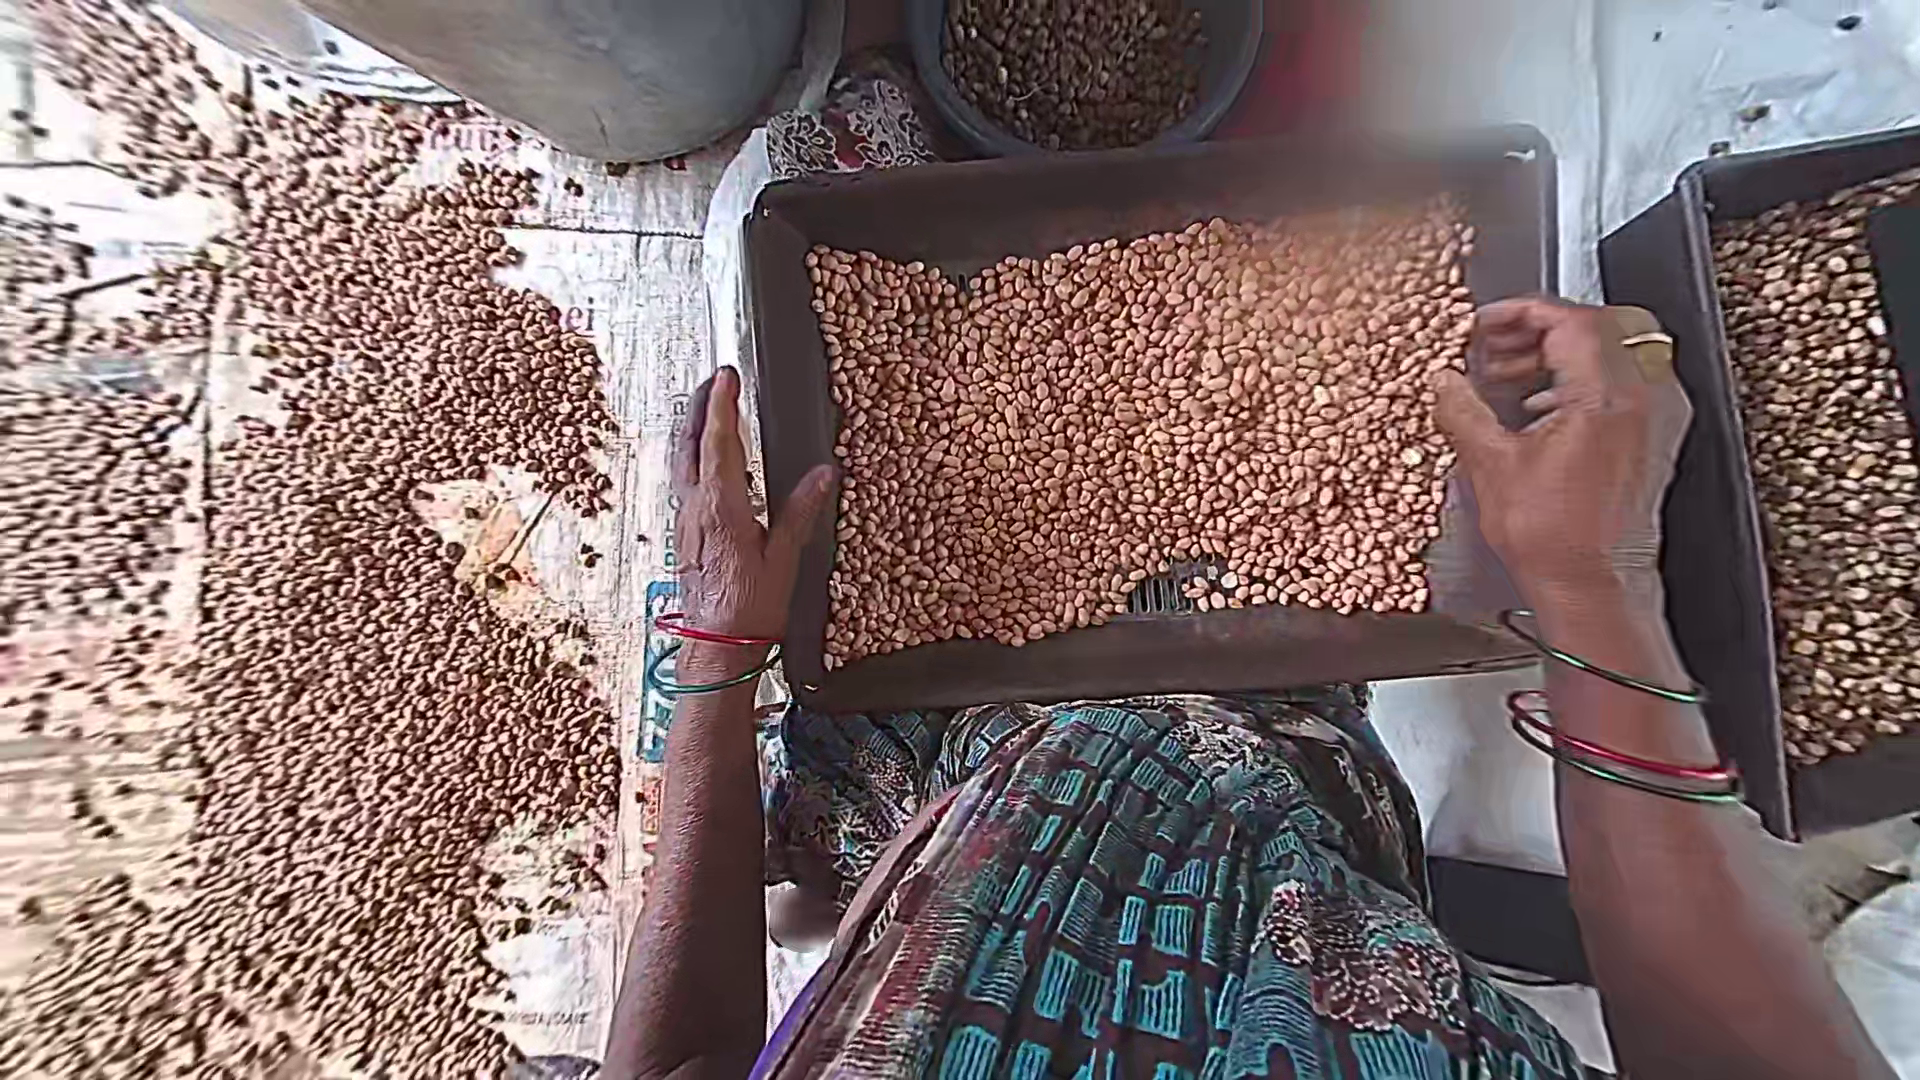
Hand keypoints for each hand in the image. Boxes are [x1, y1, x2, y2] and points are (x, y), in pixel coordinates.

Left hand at [672, 367, 834, 665]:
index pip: (719, 444)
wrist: (716, 645)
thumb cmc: (750, 607)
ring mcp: (684, 521)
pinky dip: (694, 458)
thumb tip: (824, 474)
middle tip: (715, 382)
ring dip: (693, 430)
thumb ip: (800, 511)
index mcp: (721, 510)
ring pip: (682, 462)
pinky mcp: (685, 534)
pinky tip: (707, 462)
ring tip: (708, 410)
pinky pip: (685, 483)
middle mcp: (694, 509)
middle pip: (689, 444)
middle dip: (700, 407)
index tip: (727, 377)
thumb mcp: (783, 558)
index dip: (722, 406)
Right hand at [1433, 297, 1691, 611]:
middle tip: (1488, 345)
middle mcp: (1645, 397)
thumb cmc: (1545, 528)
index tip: (1481, 321)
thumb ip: (1464, 411)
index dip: (1523, 312)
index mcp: (1608, 398)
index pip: (1574, 323)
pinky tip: (1530, 405)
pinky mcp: (1648, 434)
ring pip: (1612, 351)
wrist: (1590, 576)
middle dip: (1539, 328)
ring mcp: (1654, 415)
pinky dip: (1571, 377)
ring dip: (1553, 353)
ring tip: (1501, 375)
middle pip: (1602, 327)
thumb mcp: (1489, 463)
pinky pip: (1617, 381)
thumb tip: (1441, 379)